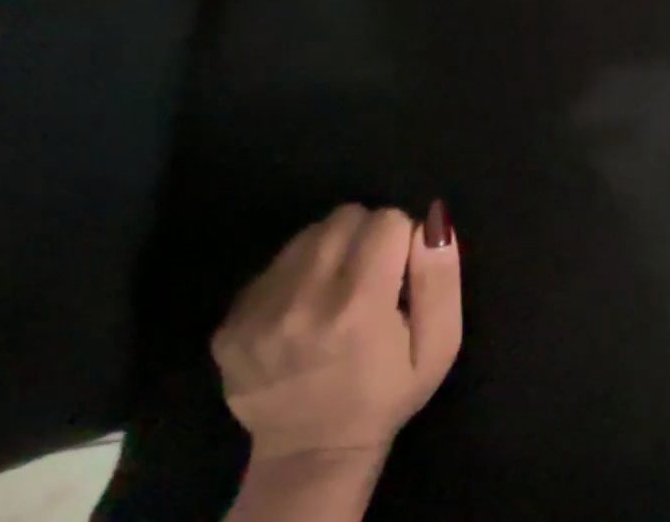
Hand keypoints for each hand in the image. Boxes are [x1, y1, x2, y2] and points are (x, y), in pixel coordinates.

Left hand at [212, 202, 462, 464]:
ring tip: (339, 290)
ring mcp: (257, 313)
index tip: (404, 271)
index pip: (386, 221)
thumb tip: (433, 223)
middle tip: (374, 275)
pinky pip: (273, 266)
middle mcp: (302, 301)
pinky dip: (297, 275)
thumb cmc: (388, 394)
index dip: (404, 237)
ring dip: (331, 250)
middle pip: (343, 217)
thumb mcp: (440, 343)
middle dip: (368, 235)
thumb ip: (441, 280)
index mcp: (359, 306)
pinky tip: (306, 310)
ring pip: (306, 236)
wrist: (309, 452)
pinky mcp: (229, 324)